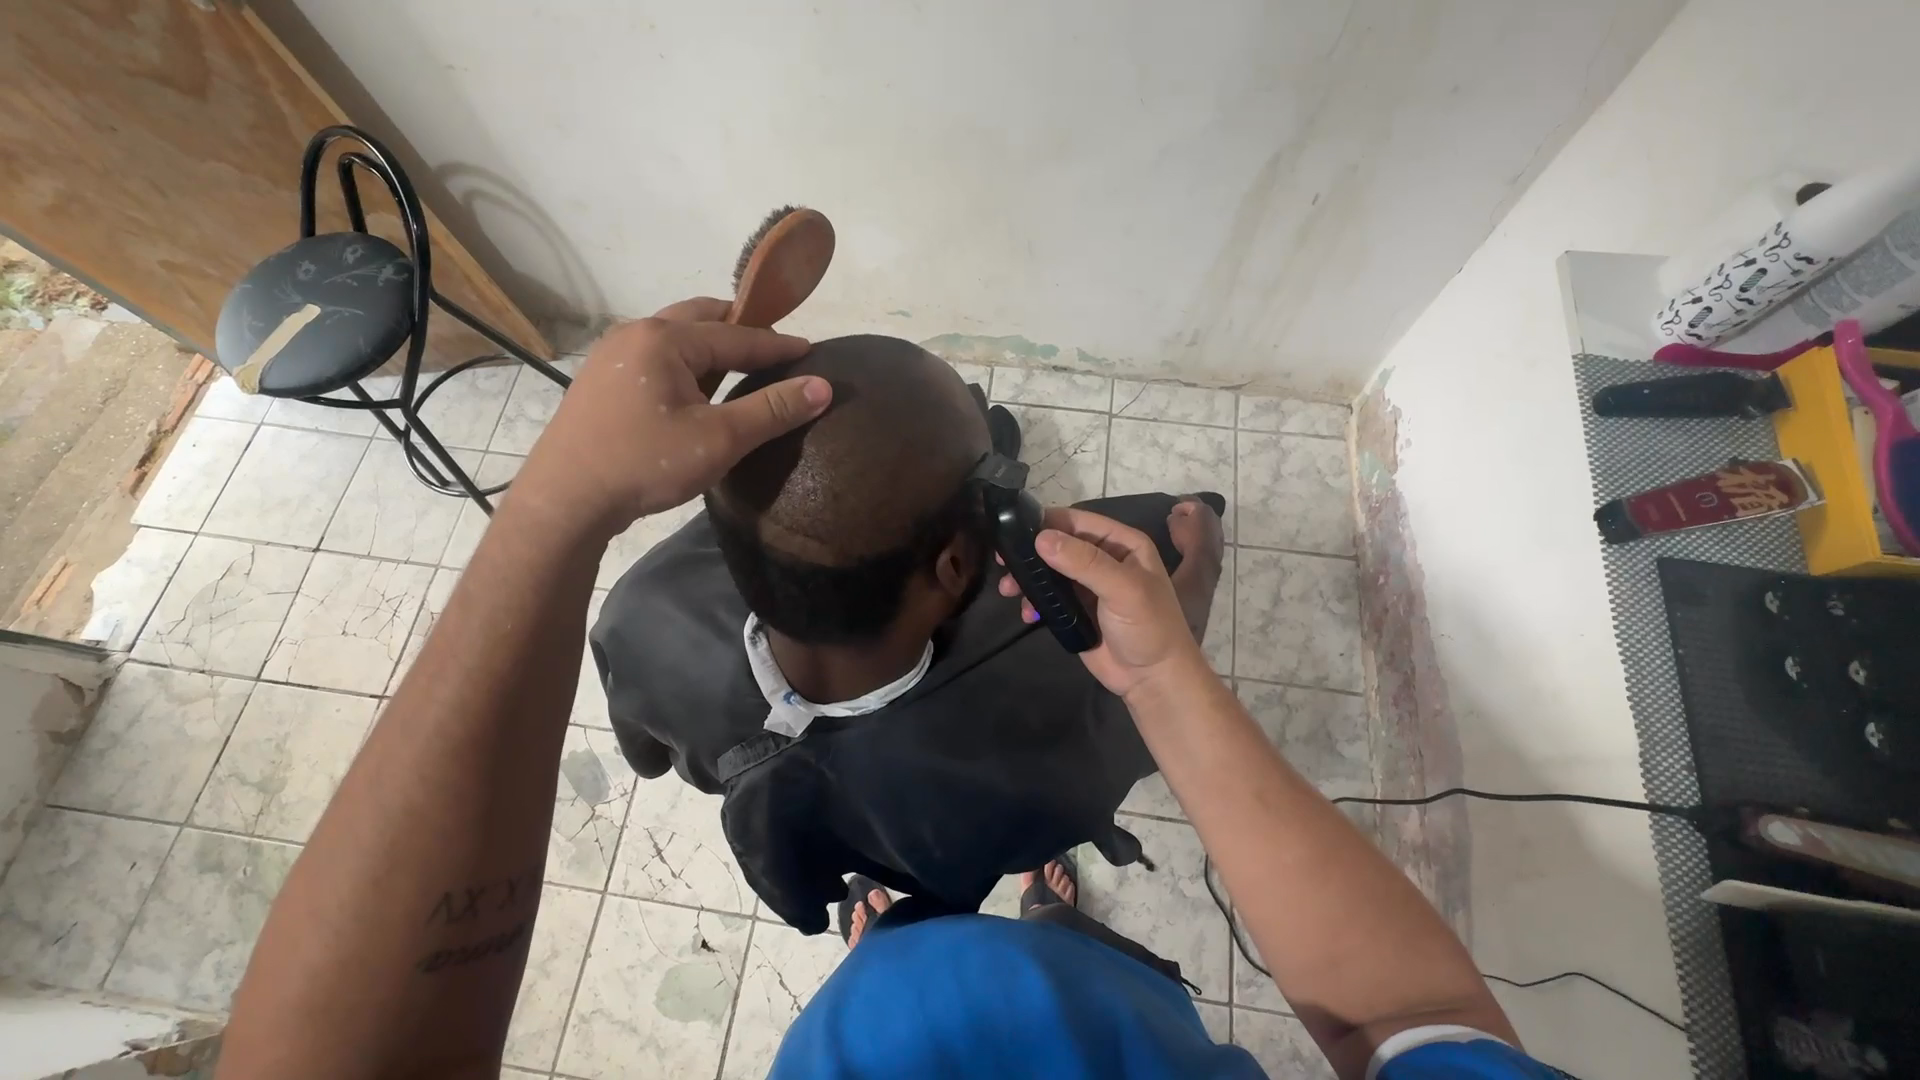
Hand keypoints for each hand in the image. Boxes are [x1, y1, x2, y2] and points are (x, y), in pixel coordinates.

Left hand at [516, 299, 828, 536]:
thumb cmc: (645, 464)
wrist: (566, 500)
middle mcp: (636, 334)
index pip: (737, 334)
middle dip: (742, 331)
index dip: (778, 346)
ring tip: (743, 367)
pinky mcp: (603, 382)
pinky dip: (688, 364)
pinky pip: (658, 358)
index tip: (812, 350)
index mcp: (665, 338)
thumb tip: (822, 387)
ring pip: (677, 339)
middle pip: (701, 319)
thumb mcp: (719, 439)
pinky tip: (700, 391)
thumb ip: (772, 410)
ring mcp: (613, 356)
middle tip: (776, 349)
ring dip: (713, 347)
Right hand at [997, 507, 1210, 700]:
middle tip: (1002, 561)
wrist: (1153, 679)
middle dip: (1031, 552)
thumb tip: (1041, 538)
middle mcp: (1104, 559)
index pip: (1079, 521)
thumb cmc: (1148, 627)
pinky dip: (1034, 601)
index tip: (1014, 530)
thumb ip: (1085, 562)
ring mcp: (1089, 586)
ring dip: (1028, 578)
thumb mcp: (1123, 589)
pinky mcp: (1076, 610)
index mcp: (1123, 544)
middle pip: (1060, 544)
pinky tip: (1027, 613)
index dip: (1048, 522)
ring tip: (1008, 590)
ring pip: (1050, 570)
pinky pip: (1049, 597)